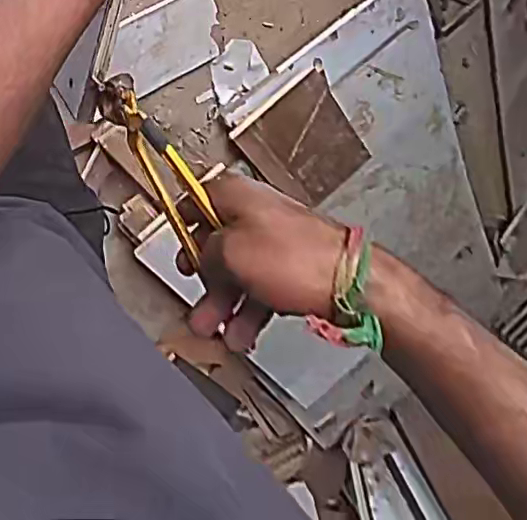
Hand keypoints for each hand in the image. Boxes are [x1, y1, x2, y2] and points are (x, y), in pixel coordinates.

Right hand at [183, 174, 351, 352]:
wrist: (352, 282)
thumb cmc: (296, 258)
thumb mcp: (228, 253)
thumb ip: (204, 254)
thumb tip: (202, 260)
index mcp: (232, 194)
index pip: (193, 200)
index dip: (180, 225)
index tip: (175, 246)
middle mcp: (253, 211)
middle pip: (214, 243)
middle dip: (204, 279)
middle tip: (195, 301)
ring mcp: (274, 239)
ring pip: (237, 270)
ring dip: (224, 302)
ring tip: (215, 330)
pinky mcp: (292, 265)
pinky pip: (260, 286)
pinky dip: (248, 309)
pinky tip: (241, 333)